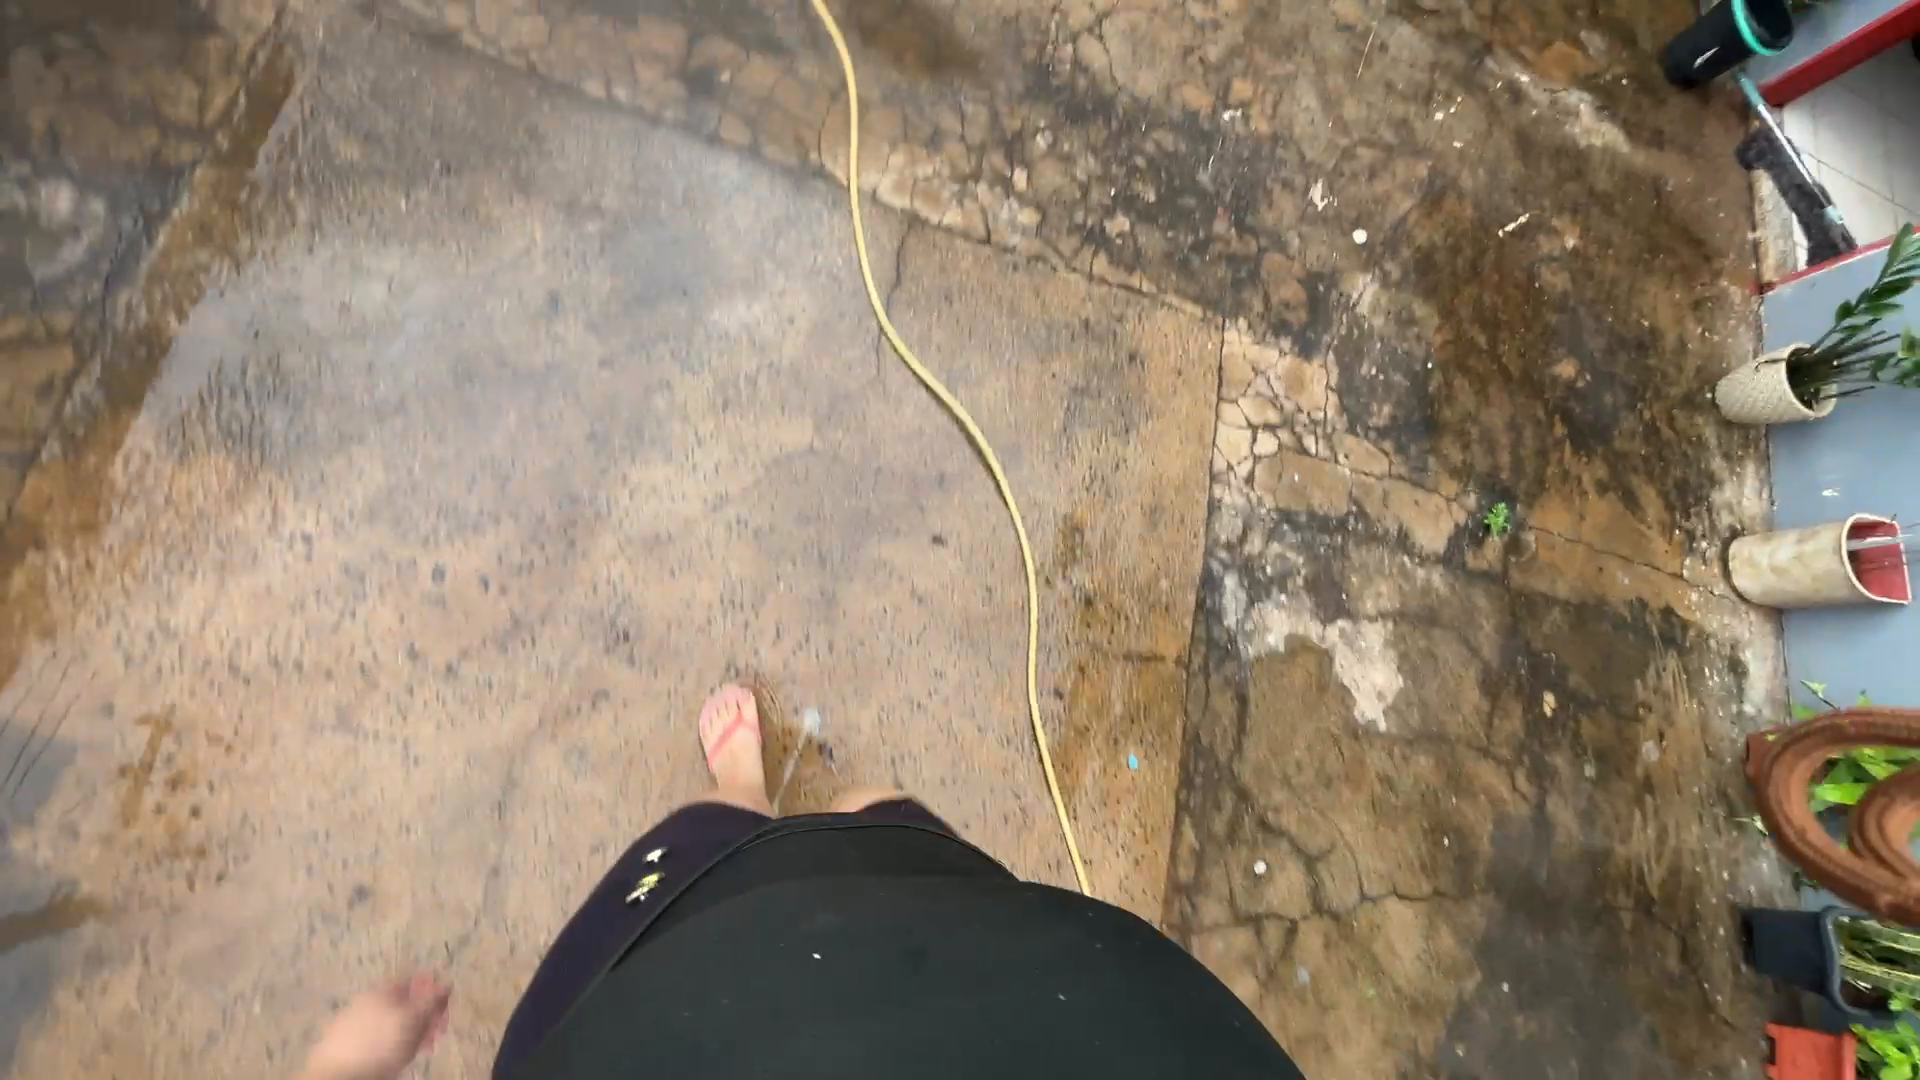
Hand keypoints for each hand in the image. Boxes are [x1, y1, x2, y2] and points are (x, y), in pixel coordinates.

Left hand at [298, 974, 450, 1079]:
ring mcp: (350, 1021)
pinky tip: (393, 1056)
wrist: (334, 1078)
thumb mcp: (416, 1018)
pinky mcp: (340, 1044)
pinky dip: (389, 1044)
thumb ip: (434, 997)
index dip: (435, 990)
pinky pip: (374, 1037)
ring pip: (391, 1021)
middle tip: (435, 1033)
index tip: (444, 1010)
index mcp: (383, 988)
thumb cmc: (381, 1043)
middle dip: (424, 1016)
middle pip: (405, 1001)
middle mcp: (366, 999)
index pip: (417, 978)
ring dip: (410, 1032)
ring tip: (418, 1048)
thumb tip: (447, 981)